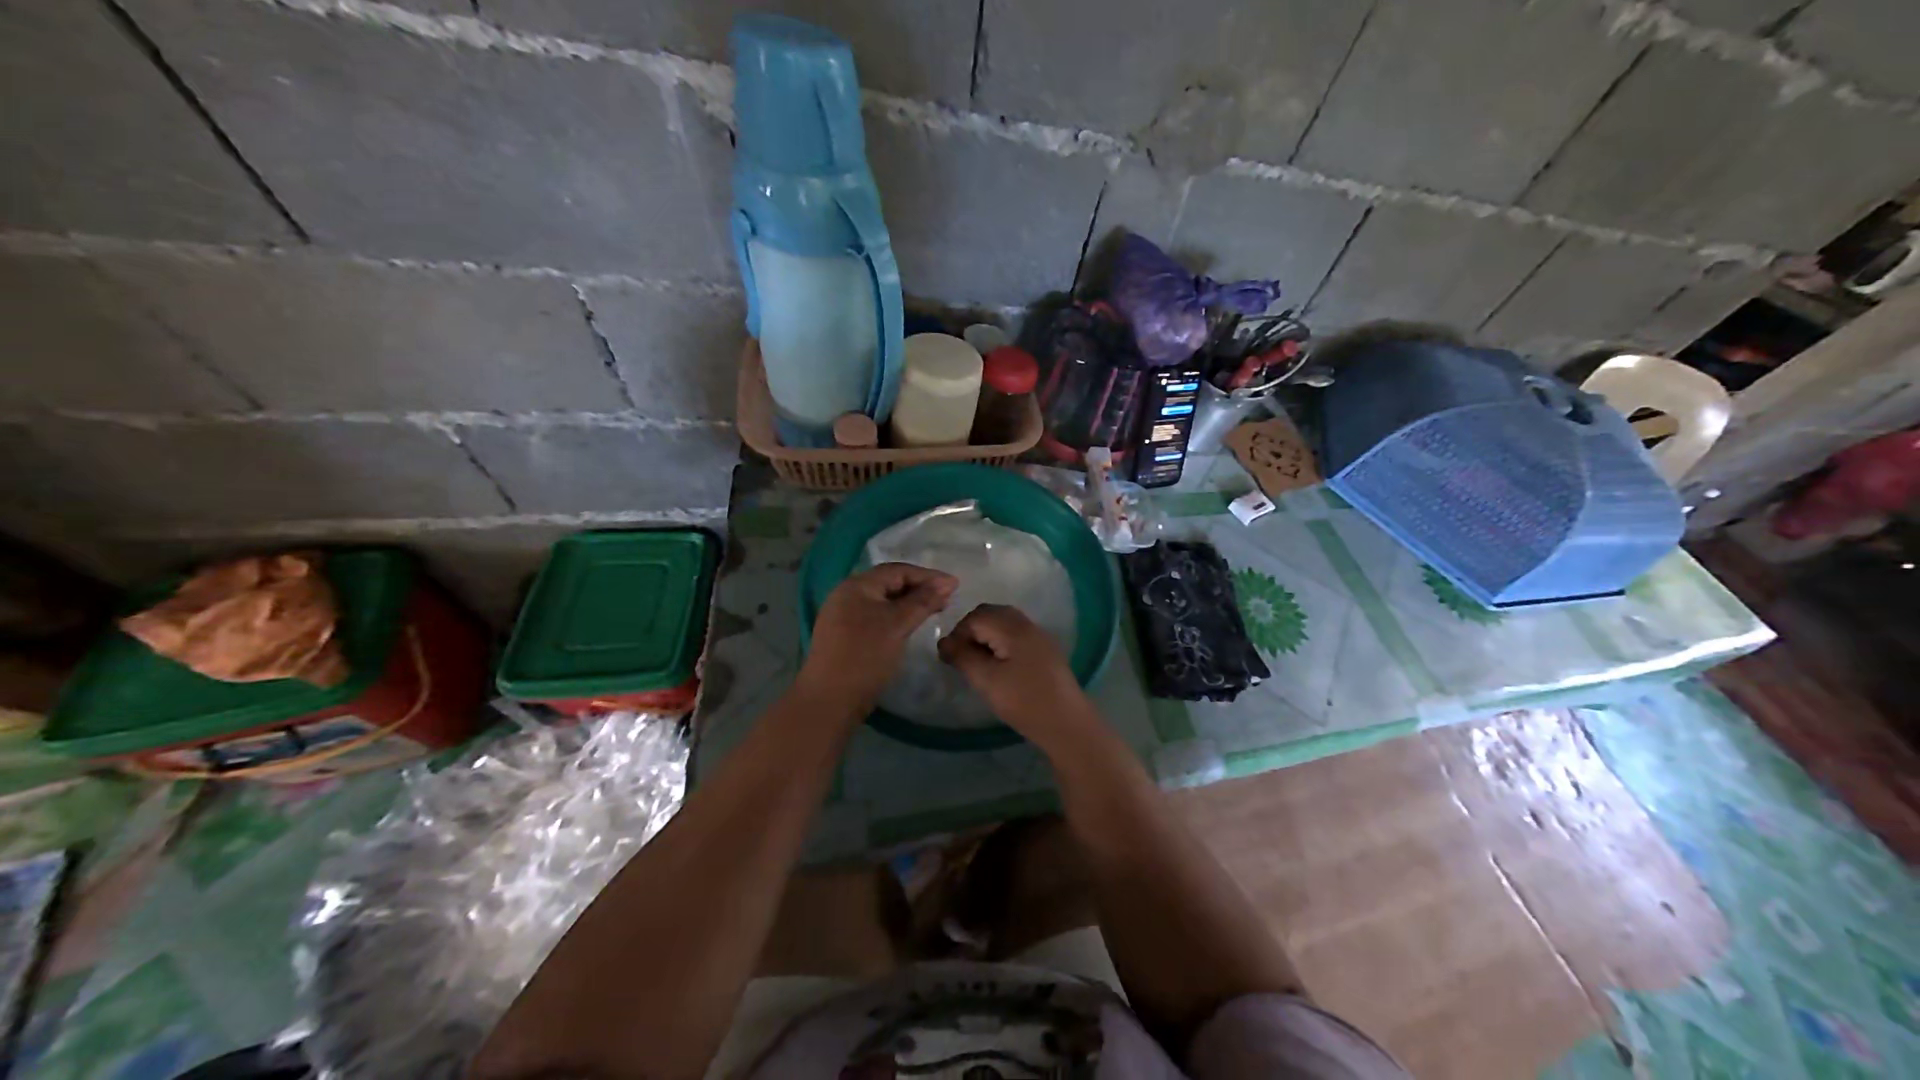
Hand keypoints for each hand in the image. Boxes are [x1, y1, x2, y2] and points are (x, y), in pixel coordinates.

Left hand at [799, 563, 956, 714]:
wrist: (830, 699)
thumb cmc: (865, 656)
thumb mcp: (898, 625)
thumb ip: (922, 601)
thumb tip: (946, 583)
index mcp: (855, 586)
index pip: (897, 571)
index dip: (927, 576)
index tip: (955, 585)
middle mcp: (846, 595)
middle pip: (888, 584)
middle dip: (919, 589)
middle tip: (947, 599)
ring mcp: (842, 616)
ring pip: (882, 602)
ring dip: (909, 604)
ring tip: (933, 611)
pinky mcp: (844, 636)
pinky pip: (875, 617)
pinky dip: (895, 617)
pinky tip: (909, 627)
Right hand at [938, 604, 1100, 750]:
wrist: (1066, 723)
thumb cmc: (1024, 701)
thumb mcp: (986, 680)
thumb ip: (962, 656)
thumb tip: (944, 642)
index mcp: (1013, 628)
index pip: (976, 617)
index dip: (958, 634)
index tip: (949, 658)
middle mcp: (1027, 624)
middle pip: (990, 613)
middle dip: (971, 630)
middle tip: (960, 657)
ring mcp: (1039, 636)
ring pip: (1004, 622)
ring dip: (985, 635)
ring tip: (976, 662)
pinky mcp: (1045, 650)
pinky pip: (1015, 634)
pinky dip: (999, 641)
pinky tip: (997, 665)